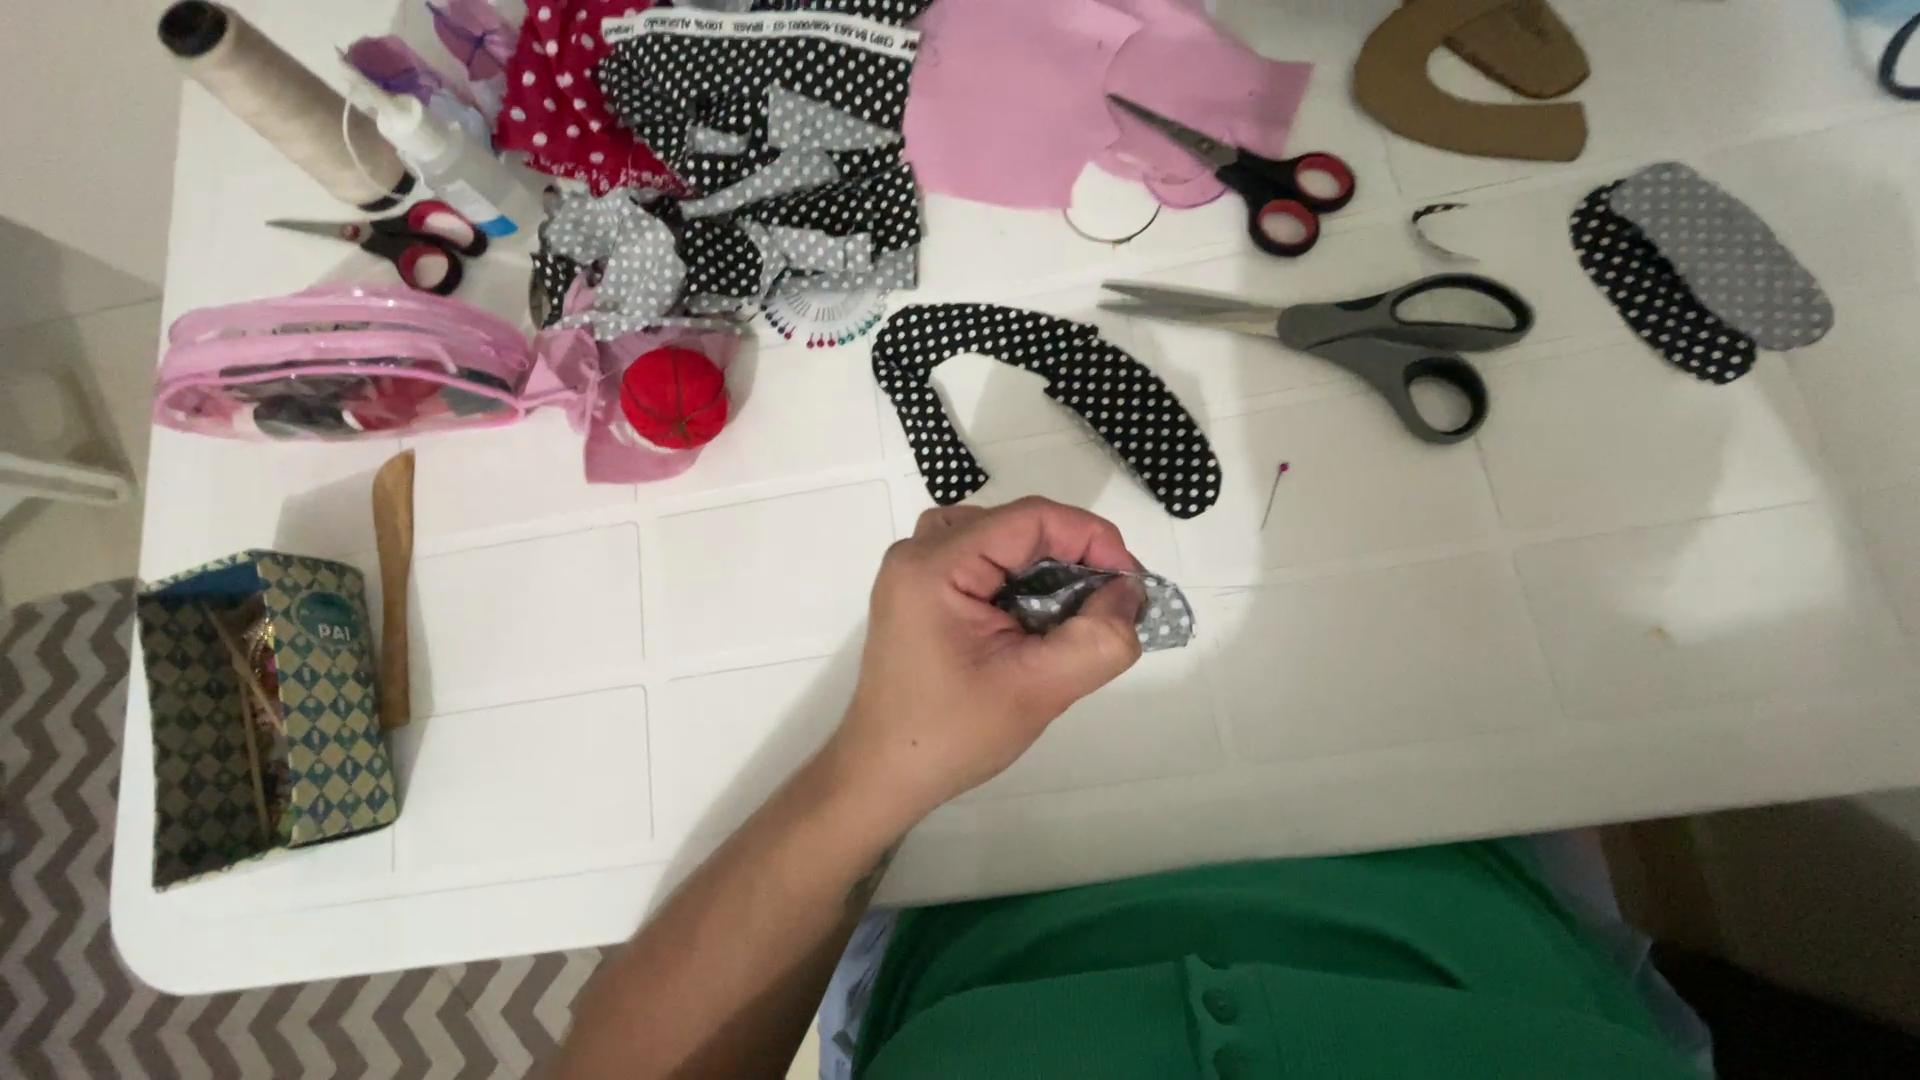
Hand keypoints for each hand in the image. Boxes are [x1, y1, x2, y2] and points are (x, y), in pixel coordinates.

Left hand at [826, 497, 1146, 824]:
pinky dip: (1017, 578)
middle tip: (1109, 603)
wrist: (883, 774)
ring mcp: (913, 571)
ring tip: (1072, 609)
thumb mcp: (1038, 690)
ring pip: (998, 538)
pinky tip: (1033, 616)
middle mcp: (917, 553)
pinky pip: (979, 561)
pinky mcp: (918, 592)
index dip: (1092, 539)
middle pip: (1014, 524)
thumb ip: (1098, 639)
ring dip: (1044, 565)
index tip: (1130, 584)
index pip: (1031, 518)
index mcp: (935, 565)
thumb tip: (1129, 593)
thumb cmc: (952, 735)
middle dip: (1072, 556)